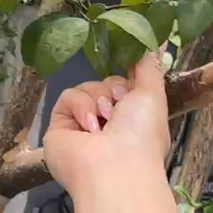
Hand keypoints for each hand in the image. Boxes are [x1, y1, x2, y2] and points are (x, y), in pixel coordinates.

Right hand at [43, 50, 171, 197]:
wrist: (113, 169)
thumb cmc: (141, 134)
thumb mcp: (153, 94)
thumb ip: (148, 67)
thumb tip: (150, 42)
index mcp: (132, 118)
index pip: (125, 86)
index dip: (127, 79)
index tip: (131, 73)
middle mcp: (108, 123)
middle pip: (105, 83)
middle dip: (114, 90)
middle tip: (119, 107)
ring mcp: (82, 125)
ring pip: (86, 88)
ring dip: (98, 100)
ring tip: (104, 123)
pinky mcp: (59, 127)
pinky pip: (67, 98)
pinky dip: (80, 108)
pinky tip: (89, 128)